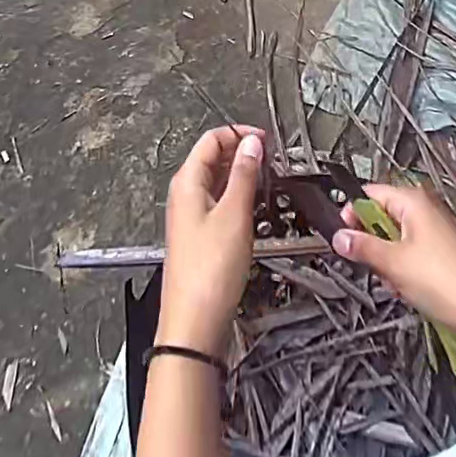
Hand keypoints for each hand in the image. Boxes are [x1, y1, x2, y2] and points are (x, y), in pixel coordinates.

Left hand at [159, 125, 265, 352]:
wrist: (194, 322)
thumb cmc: (208, 273)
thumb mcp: (234, 214)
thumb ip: (244, 174)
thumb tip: (252, 144)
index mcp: (187, 182)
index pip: (211, 139)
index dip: (238, 134)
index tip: (265, 139)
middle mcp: (185, 195)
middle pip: (213, 158)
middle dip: (241, 152)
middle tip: (270, 158)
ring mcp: (192, 216)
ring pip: (218, 180)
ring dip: (241, 174)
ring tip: (267, 179)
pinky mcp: (201, 235)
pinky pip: (220, 203)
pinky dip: (238, 196)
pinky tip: (255, 206)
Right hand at [331, 183, 455, 344]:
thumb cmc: (446, 283)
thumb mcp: (393, 263)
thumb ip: (361, 247)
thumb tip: (339, 237)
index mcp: (413, 202)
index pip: (369, 194)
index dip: (352, 213)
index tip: (343, 235)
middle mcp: (425, 210)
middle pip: (381, 217)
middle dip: (371, 242)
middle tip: (372, 263)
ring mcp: (436, 232)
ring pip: (394, 239)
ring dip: (387, 260)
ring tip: (395, 281)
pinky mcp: (443, 254)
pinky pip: (410, 254)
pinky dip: (403, 270)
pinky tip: (408, 289)